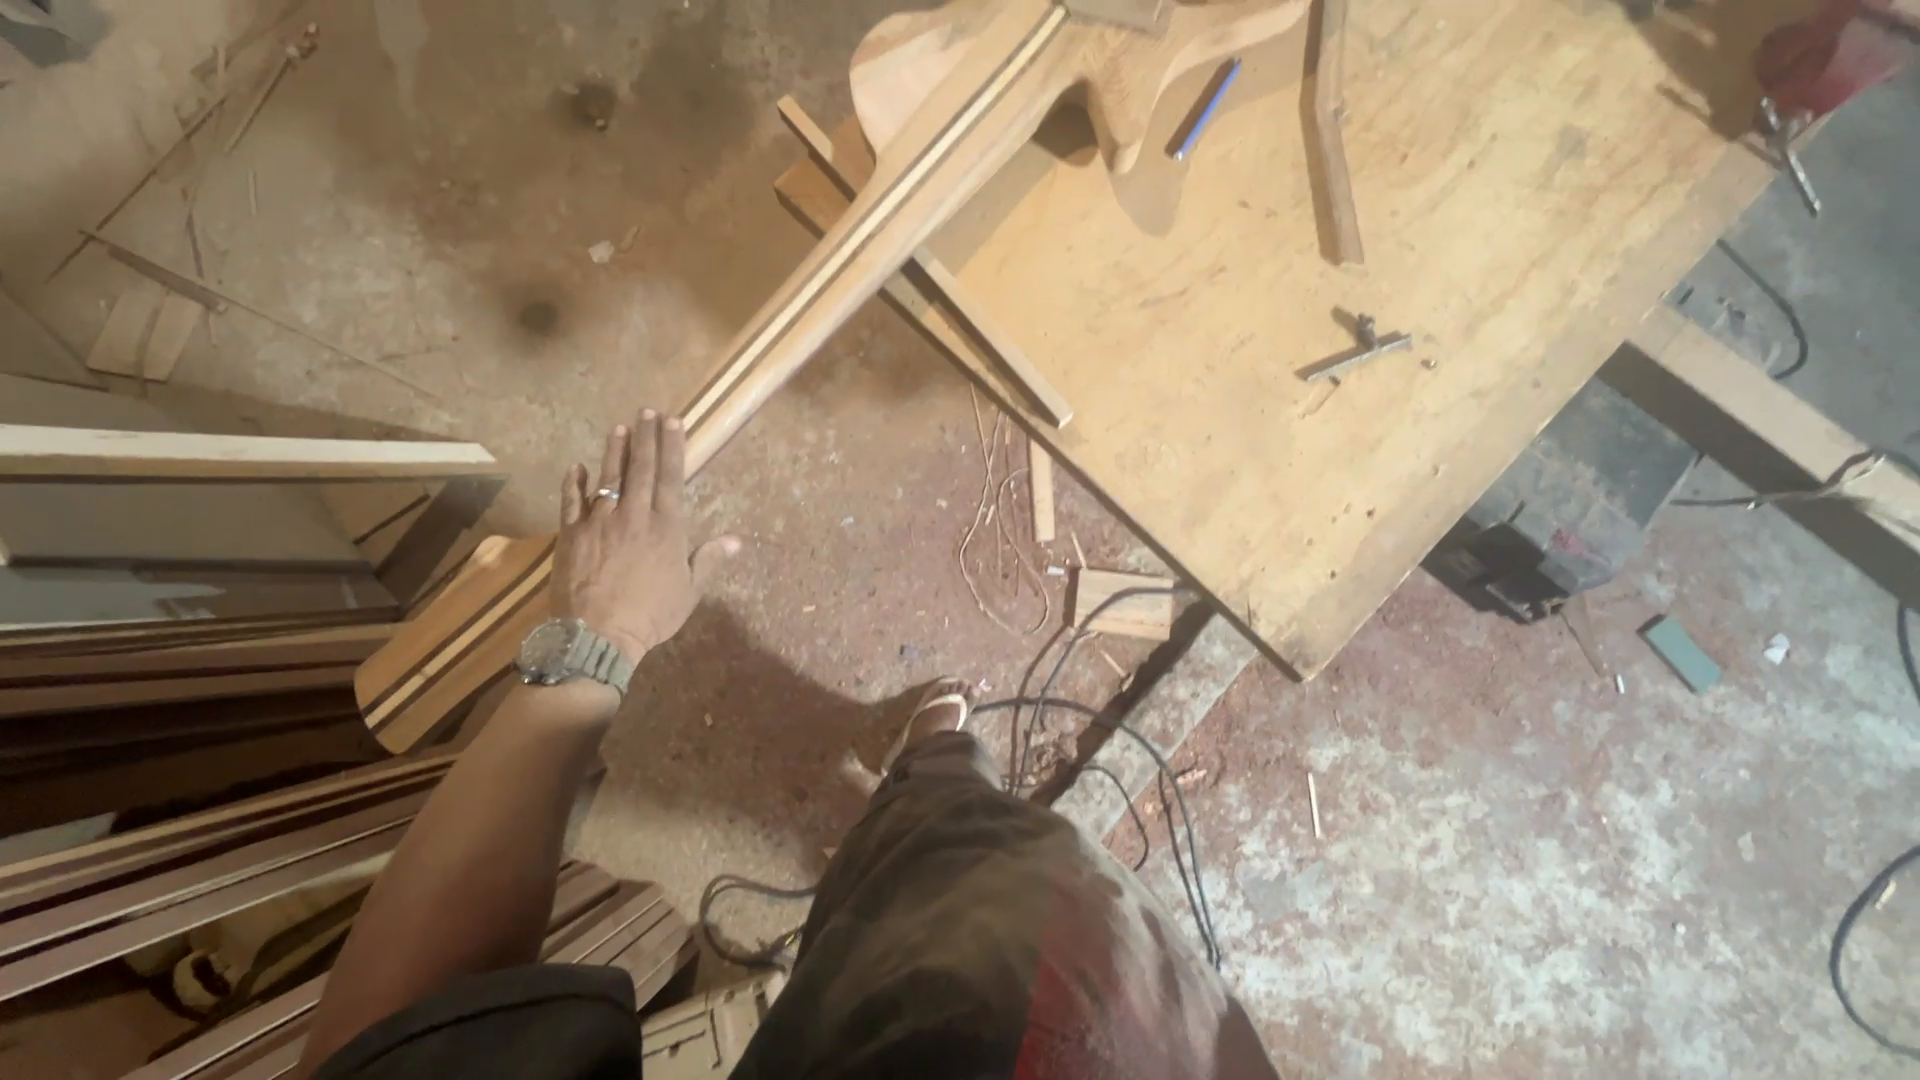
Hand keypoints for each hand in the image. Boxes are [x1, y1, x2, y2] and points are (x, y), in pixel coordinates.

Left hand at [554, 409, 738, 662]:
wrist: (598, 633)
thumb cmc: (651, 614)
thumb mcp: (690, 591)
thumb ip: (709, 560)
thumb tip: (735, 540)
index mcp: (666, 527)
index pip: (670, 477)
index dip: (672, 447)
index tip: (673, 421)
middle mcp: (634, 515)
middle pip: (640, 468)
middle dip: (645, 437)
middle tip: (647, 411)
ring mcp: (599, 521)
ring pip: (608, 477)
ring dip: (614, 451)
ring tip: (619, 427)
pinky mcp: (571, 534)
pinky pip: (571, 501)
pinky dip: (573, 482)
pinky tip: (576, 466)